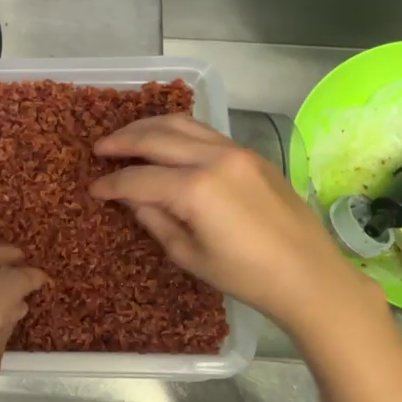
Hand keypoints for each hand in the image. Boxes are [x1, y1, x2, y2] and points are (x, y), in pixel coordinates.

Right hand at [88, 114, 381, 337]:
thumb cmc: (246, 276)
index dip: (111, 184)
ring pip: (182, 124)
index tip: (92, 189)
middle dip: (122, 142)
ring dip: (148, 128)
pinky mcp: (251, 154)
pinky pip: (204, 132)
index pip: (138, 179)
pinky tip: (164, 142)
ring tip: (126, 137)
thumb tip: (130, 198)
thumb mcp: (188, 254)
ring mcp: (236, 152)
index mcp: (195, 190)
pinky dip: (177, 132)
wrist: (309, 275)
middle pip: (156, 138)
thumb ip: (154, 219)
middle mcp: (214, 159)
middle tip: (99, 148)